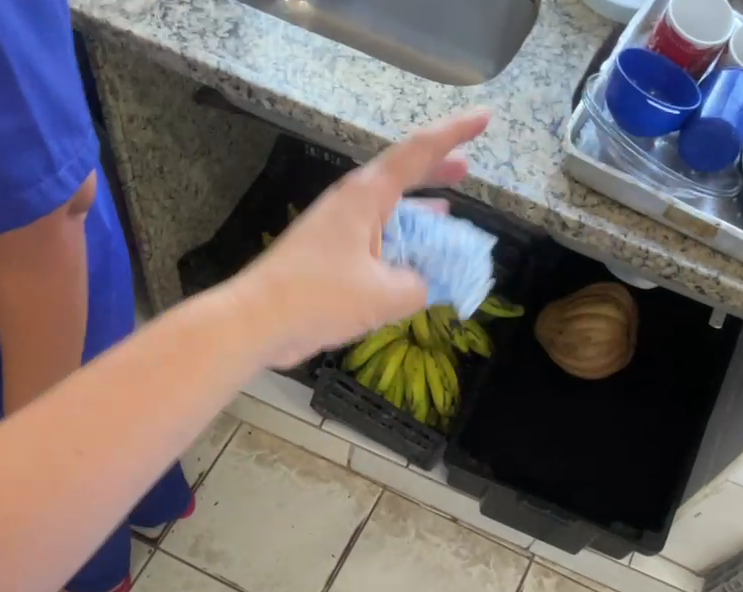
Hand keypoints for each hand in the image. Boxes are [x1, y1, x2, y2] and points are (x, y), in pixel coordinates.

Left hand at [235, 110, 490, 366]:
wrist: (257, 321)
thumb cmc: (319, 298)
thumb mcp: (383, 295)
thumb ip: (418, 286)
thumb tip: (428, 284)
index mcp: (365, 198)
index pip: (417, 154)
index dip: (454, 135)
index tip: (484, 119)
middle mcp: (350, 206)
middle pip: (400, 178)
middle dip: (436, 172)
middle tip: (467, 169)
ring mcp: (336, 232)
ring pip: (387, 215)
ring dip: (418, 218)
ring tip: (446, 220)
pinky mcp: (326, 260)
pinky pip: (373, 245)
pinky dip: (398, 249)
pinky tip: (409, 266)